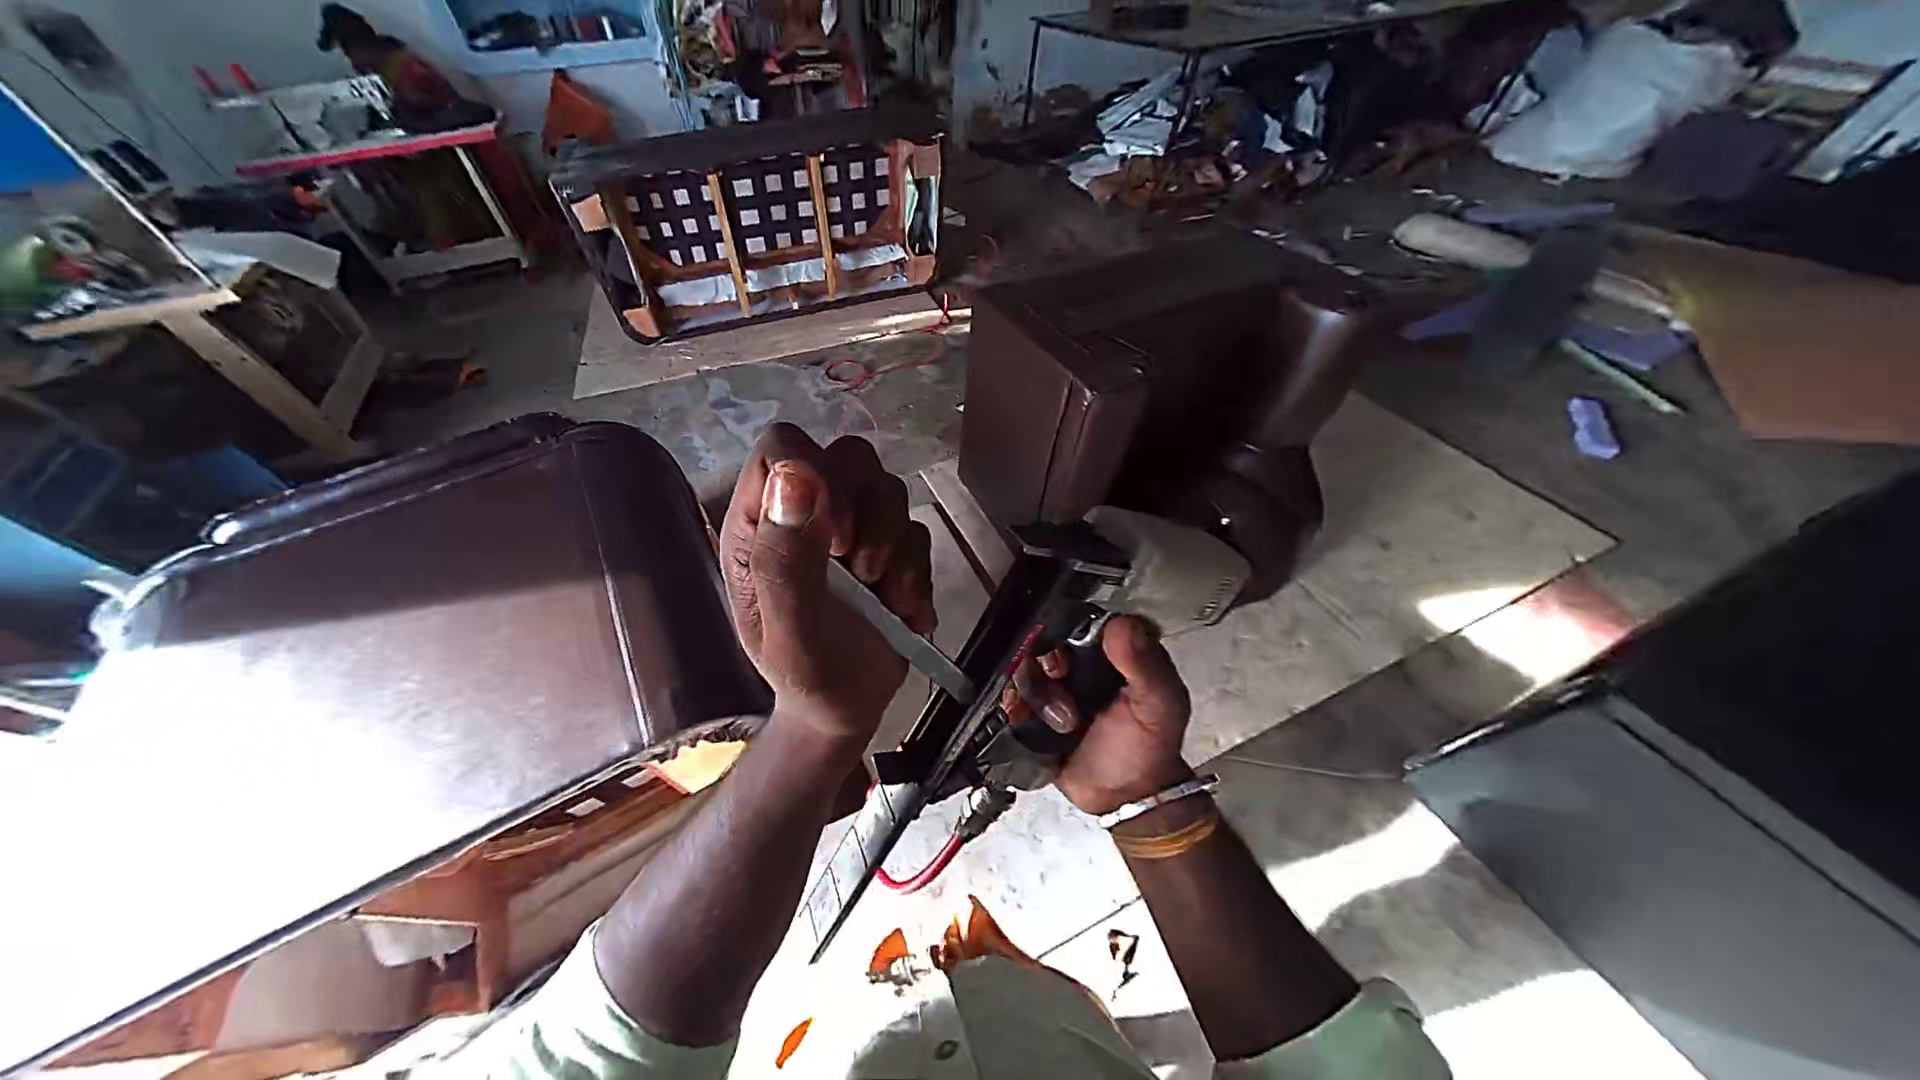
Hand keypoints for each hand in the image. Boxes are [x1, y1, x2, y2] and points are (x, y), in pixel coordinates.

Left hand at [718, 424, 933, 740]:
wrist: (846, 707)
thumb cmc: (803, 672)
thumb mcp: (787, 628)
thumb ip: (785, 558)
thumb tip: (796, 475)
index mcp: (763, 522)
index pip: (784, 447)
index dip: (817, 473)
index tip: (836, 535)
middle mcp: (809, 513)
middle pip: (850, 457)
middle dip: (867, 511)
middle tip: (860, 566)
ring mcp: (856, 528)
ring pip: (891, 490)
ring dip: (893, 545)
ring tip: (881, 595)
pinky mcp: (894, 550)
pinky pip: (919, 532)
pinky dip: (916, 571)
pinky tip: (902, 608)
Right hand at [1030, 616, 1193, 815]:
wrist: (1123, 797)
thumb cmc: (1147, 750)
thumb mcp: (1158, 705)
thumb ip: (1145, 664)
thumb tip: (1123, 624)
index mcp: (1115, 652)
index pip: (1078, 622)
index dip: (1064, 636)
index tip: (1066, 663)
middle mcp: (1083, 663)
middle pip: (1042, 643)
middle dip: (1045, 671)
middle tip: (1063, 695)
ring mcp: (1057, 687)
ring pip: (1024, 669)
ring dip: (1036, 697)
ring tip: (1062, 725)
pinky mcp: (1036, 710)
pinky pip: (1012, 695)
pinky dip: (1014, 706)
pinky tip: (1027, 719)